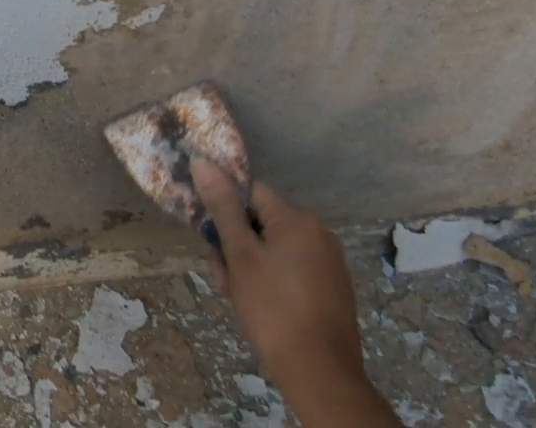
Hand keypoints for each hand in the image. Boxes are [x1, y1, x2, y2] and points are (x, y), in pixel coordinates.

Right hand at [191, 160, 398, 427]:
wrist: (319, 372)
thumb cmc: (273, 306)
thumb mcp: (239, 254)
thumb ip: (223, 207)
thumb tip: (203, 163)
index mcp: (297, 219)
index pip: (249, 191)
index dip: (225, 207)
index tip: (210, 234)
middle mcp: (319, 233)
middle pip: (261, 219)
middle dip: (235, 240)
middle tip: (222, 269)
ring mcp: (329, 261)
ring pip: (273, 246)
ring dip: (248, 261)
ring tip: (236, 291)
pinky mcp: (331, 286)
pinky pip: (290, 266)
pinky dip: (269, 276)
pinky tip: (258, 302)